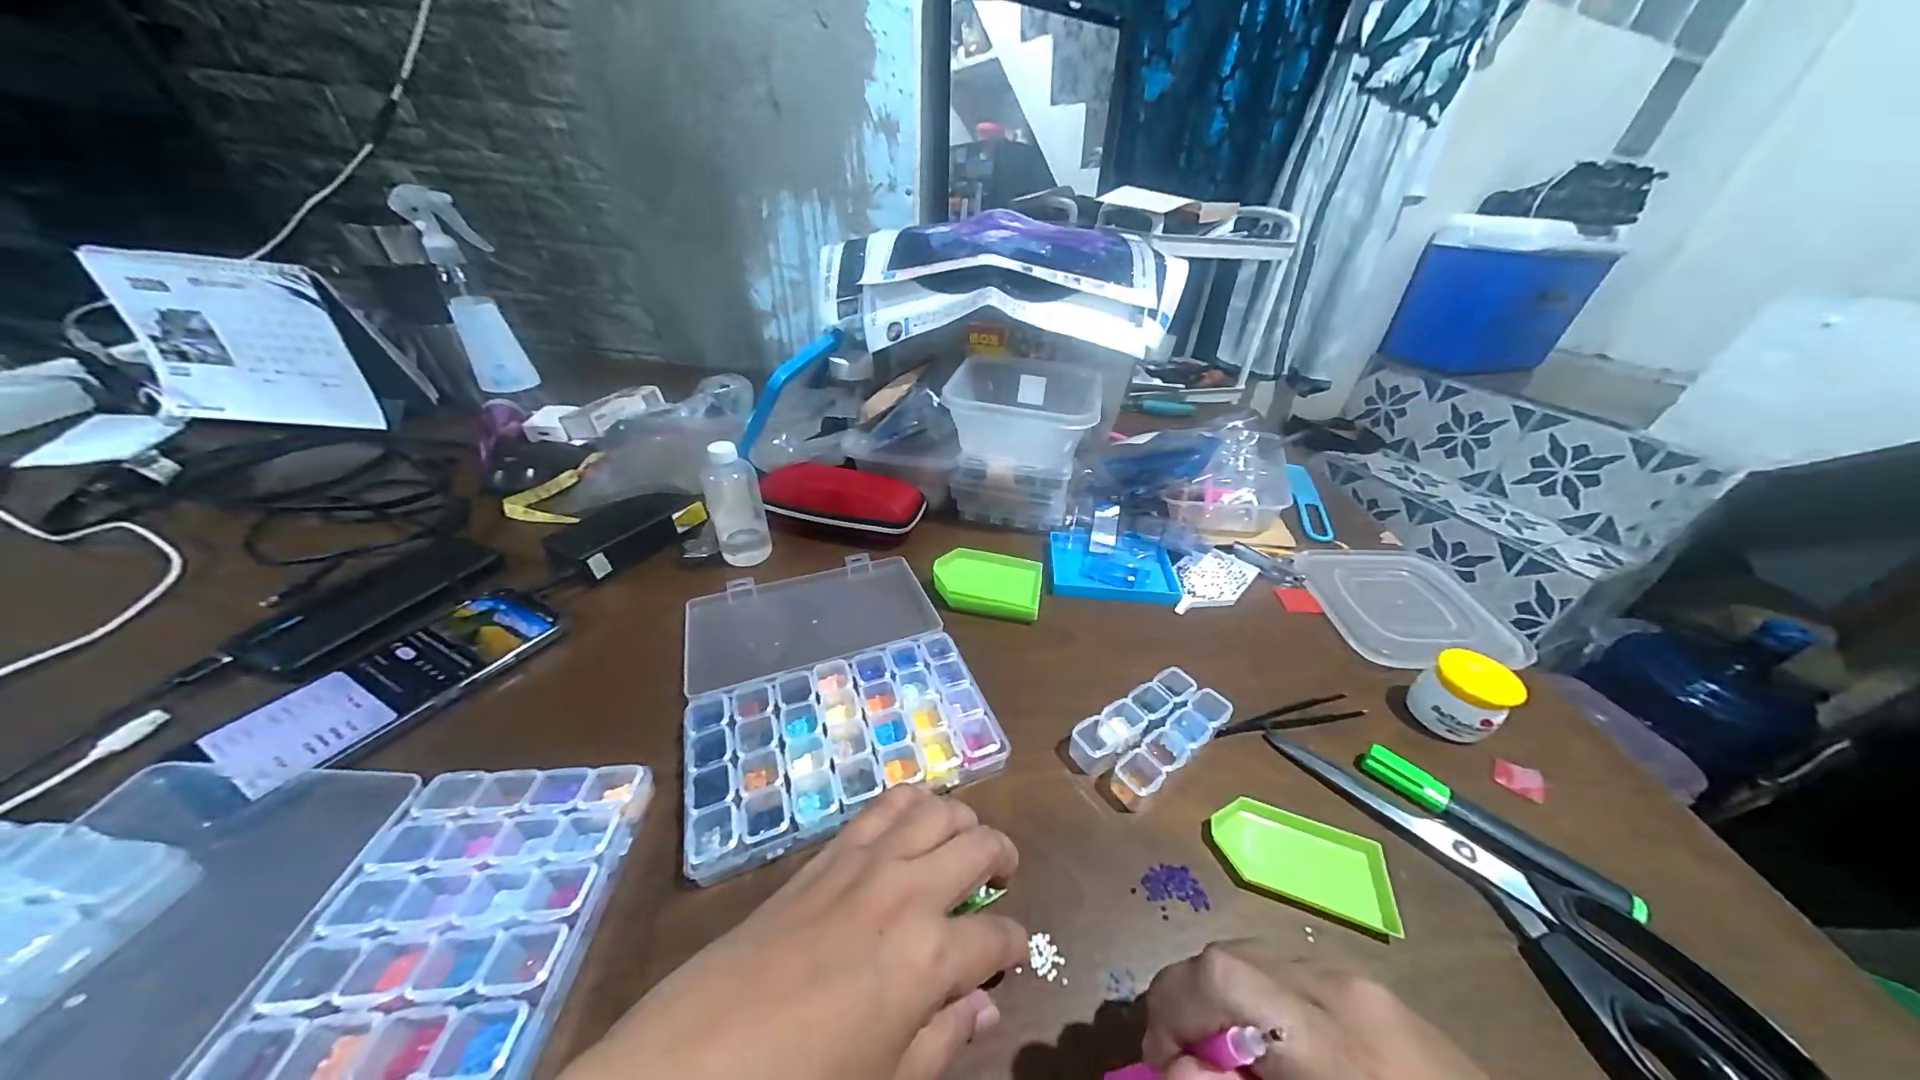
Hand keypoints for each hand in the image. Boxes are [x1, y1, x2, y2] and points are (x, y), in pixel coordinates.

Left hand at [562, 786, 1024, 1079]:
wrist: (695, 1059)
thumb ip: (945, 1038)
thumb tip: (985, 1004)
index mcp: (930, 956)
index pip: (998, 935)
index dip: (1014, 945)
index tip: (1011, 954)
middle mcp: (906, 890)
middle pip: (978, 845)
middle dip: (1003, 857)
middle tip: (1001, 878)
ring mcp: (864, 862)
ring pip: (933, 807)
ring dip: (959, 818)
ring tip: (961, 839)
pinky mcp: (826, 852)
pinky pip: (881, 806)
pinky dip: (909, 804)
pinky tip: (909, 824)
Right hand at [1140, 940, 1486, 1079]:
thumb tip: (1177, 1065)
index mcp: (1337, 1042)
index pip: (1222, 975)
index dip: (1172, 1009)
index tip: (1161, 1064)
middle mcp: (1341, 986)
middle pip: (1225, 956)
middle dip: (1184, 1004)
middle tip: (1181, 1065)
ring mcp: (1359, 979)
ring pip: (1249, 957)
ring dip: (1216, 1001)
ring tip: (1224, 1059)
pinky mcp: (1371, 987)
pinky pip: (1285, 973)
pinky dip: (1254, 1002)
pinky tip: (1272, 1052)